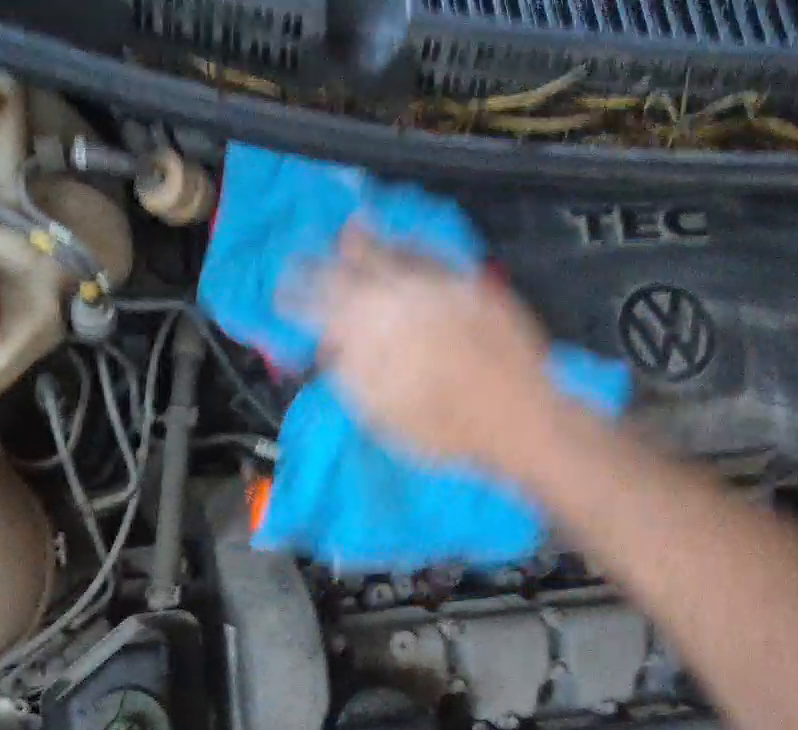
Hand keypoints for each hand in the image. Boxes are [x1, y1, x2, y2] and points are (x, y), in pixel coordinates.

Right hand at [300, 226, 562, 475]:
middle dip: (320, 264)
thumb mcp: (379, 414)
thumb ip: (349, 373)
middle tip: (302, 257)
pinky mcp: (470, 284)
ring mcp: (436, 286)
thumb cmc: (442, 430)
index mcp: (367, 331)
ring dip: (364, 243)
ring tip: (348, 232)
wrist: (517, 416)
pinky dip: (412, 249)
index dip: (295, 298)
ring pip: (391, 254)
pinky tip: (406, 246)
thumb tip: (330, 347)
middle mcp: (397, 297)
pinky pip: (432, 256)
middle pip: (349, 271)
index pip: (319, 307)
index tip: (280, 294)